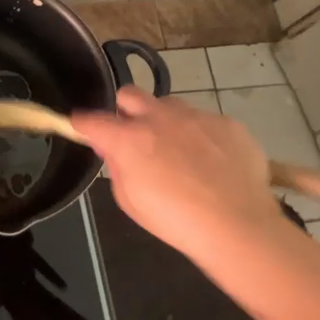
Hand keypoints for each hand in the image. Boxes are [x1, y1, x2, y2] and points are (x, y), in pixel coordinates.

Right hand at [70, 87, 287, 260]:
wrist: (237, 225)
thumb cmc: (175, 220)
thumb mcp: (131, 200)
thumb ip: (119, 167)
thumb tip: (115, 149)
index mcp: (129, 139)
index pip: (92, 120)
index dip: (83, 124)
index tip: (82, 128)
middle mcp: (160, 118)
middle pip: (130, 95)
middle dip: (126, 110)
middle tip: (134, 135)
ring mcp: (197, 116)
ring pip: (171, 106)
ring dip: (167, 122)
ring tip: (181, 152)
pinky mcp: (228, 123)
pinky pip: (207, 122)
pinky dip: (203, 137)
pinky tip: (214, 163)